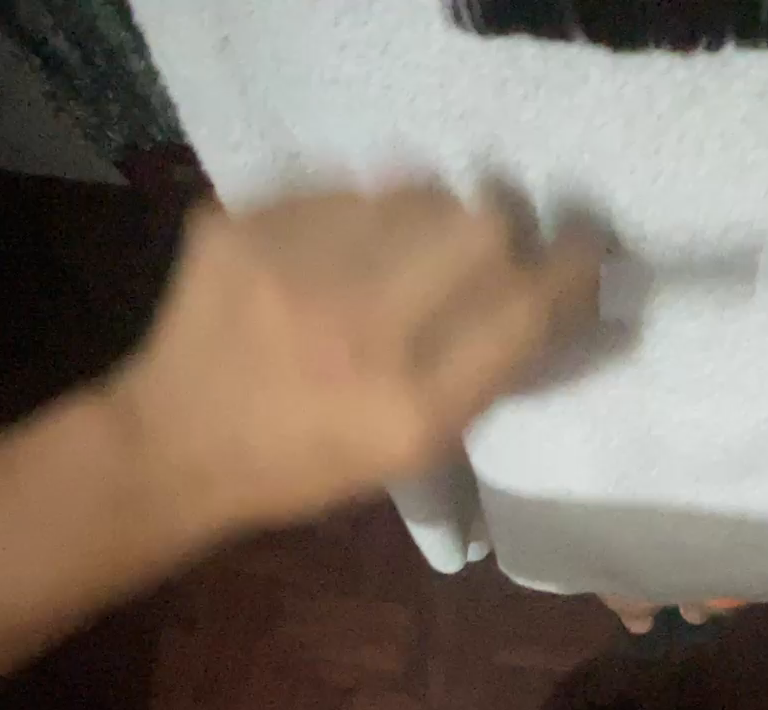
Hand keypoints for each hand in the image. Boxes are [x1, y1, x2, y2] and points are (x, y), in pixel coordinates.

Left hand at [110, 184, 602, 537]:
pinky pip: (346, 185)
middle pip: (484, 225)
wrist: (178, 444)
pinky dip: (365, 212)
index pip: (526, 310)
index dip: (573, 270)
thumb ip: (488, 375)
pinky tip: (337, 253)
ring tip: (409, 249)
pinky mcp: (244, 224)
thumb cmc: (315, 466)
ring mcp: (295, 269)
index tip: (589, 249)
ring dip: (436, 215)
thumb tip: (550, 298)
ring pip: (419, 188)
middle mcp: (362, 333)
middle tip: (494, 244)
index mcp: (414, 409)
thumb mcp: (417, 449)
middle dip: (507, 230)